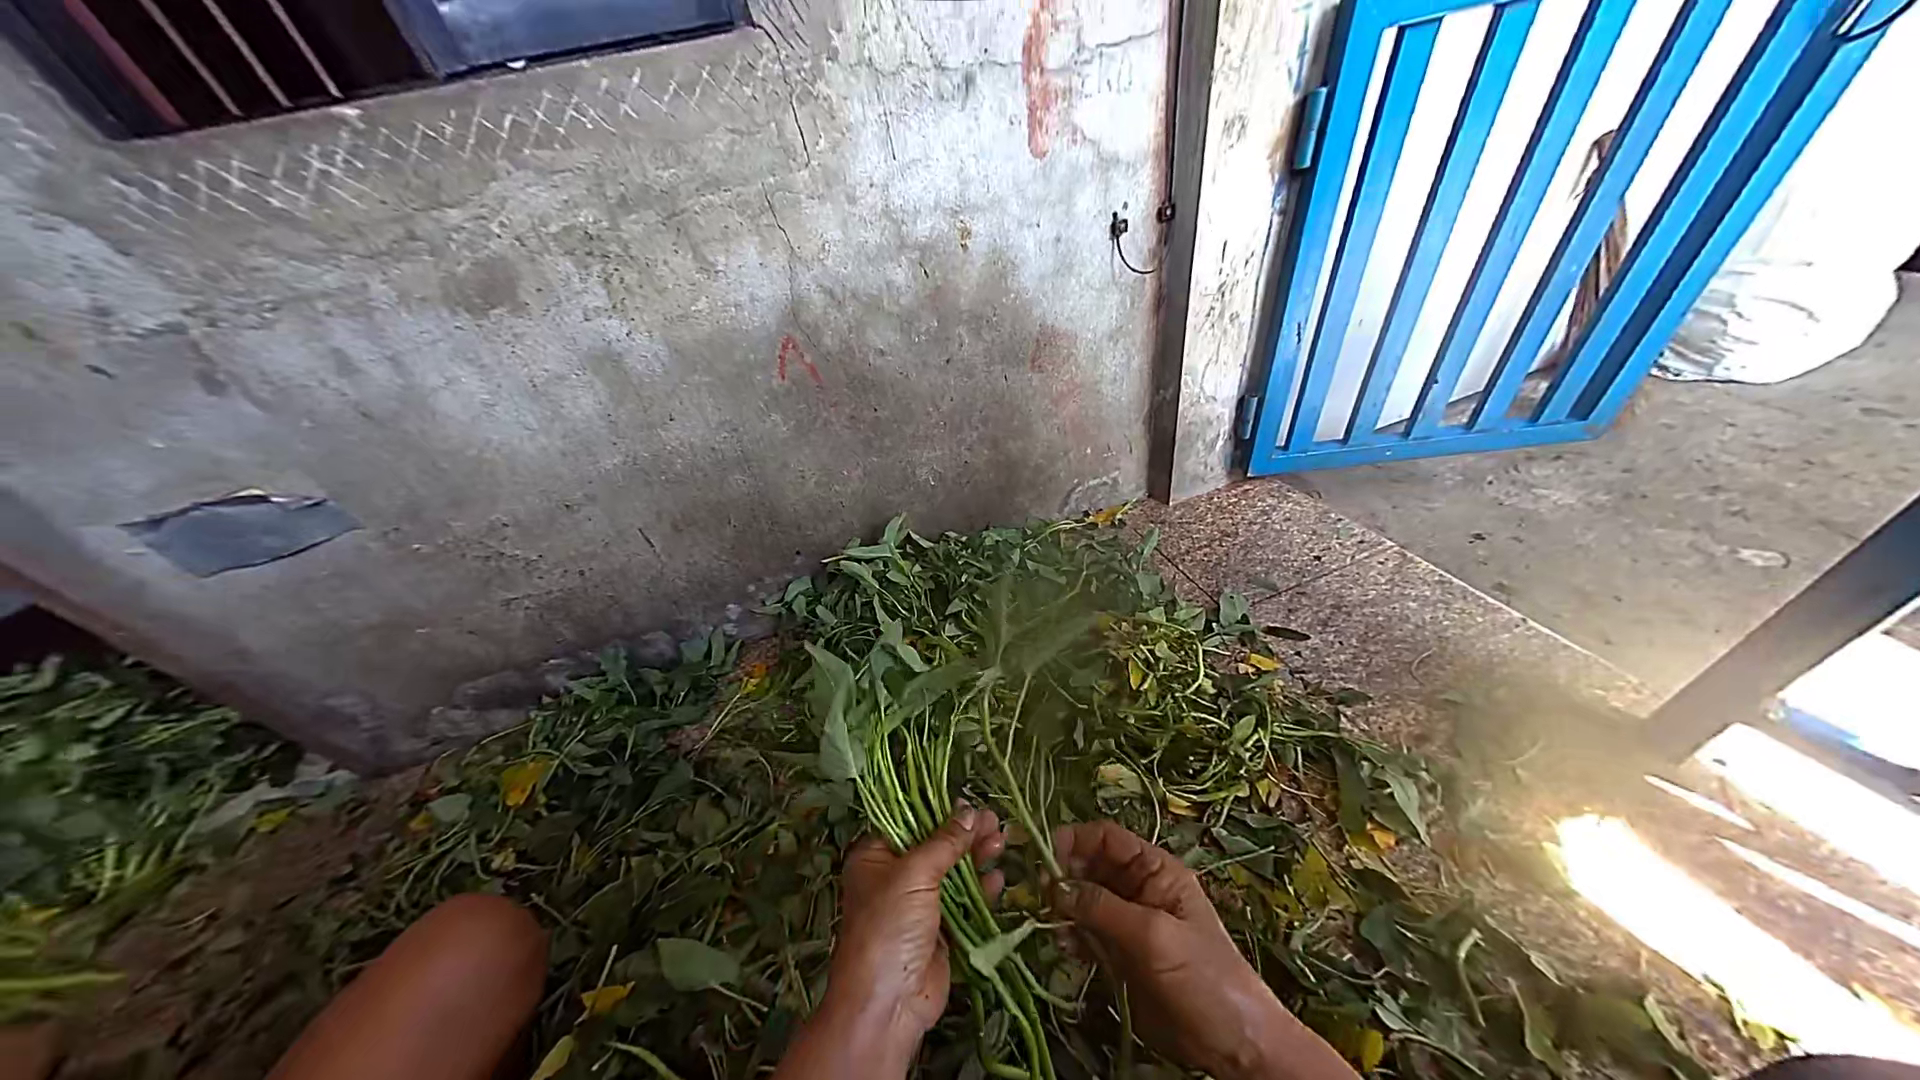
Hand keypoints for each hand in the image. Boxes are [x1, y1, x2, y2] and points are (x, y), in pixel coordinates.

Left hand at [772, 804, 1005, 1079]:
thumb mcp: (914, 875)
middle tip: (995, 821)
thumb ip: (945, 842)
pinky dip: (982, 889)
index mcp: (876, 857)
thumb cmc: (889, 927)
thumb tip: (970, 812)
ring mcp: (919, 905)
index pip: (910, 822)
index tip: (969, 803)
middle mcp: (896, 876)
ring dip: (977, 857)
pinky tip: (997, 877)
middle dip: (965, 834)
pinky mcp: (942, 930)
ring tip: (1000, 841)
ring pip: (954, 872)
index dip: (939, 812)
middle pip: (936, 846)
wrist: (887, 1004)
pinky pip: (965, 902)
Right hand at [1052, 821, 1357, 1079]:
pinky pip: (1085, 933)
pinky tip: (1065, 946)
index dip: (1075, 839)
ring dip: (1063, 906)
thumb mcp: (1153, 934)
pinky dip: (1070, 935)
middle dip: (1063, 874)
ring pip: (1082, 899)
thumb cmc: (1202, 975)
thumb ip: (1102, 907)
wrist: (1233, 1045)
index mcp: (1154, 870)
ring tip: (1051, 922)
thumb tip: (1056, 886)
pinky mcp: (1118, 954)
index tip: (1044, 854)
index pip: (1107, 838)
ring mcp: (1126, 921)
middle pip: (1089, 865)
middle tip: (1041, 892)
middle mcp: (1137, 888)